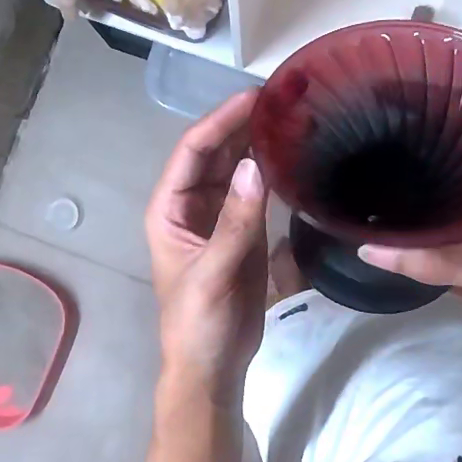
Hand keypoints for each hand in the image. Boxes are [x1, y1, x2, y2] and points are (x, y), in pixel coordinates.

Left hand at [146, 90, 268, 401]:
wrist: (214, 365)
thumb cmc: (198, 323)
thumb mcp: (213, 274)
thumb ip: (234, 223)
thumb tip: (254, 166)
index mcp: (169, 208)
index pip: (193, 151)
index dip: (221, 120)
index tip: (255, 96)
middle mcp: (191, 204)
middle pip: (215, 152)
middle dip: (241, 123)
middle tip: (282, 98)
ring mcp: (218, 215)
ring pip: (235, 167)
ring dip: (256, 142)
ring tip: (290, 116)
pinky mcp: (242, 229)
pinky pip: (254, 190)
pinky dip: (270, 171)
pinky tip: (292, 154)